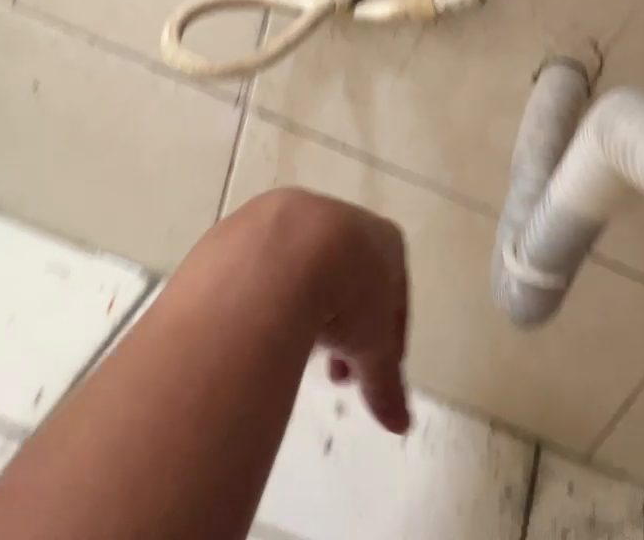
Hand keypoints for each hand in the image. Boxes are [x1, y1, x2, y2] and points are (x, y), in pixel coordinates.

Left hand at [242, 189, 412, 434]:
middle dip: (344, 328)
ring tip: (292, 355)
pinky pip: (260, 269)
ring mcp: (290, 217)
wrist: (275, 258)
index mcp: (385, 240)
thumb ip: (387, 384)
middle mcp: (342, 218)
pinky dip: (264, 299)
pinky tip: (256, 331)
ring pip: (304, 271)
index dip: (385, 338)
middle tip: (331, 374)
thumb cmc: (345, 295)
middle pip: (349, 280)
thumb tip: (401, 425)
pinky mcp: (242, 228)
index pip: (393, 293)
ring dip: (305, 310)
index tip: (368, 373)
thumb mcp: (374, 347)